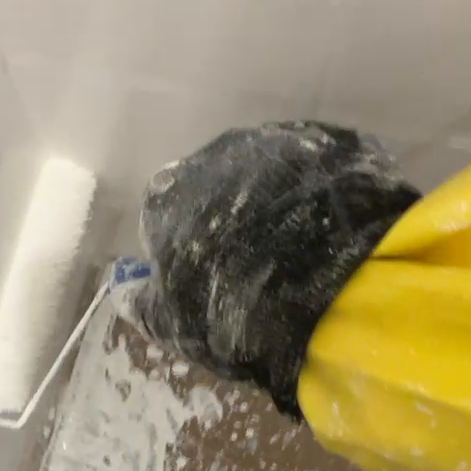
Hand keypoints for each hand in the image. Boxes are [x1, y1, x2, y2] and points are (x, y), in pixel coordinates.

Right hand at [128, 122, 419, 418]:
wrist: (337, 290)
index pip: (159, 212)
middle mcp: (219, 153)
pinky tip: (329, 237)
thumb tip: (128, 294)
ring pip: (267, 175)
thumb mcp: (174, 327)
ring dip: (272, 205)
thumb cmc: (233, 312)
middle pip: (212, 185)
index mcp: (168, 194)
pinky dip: (316, 199)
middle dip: (223, 220)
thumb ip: (144, 306)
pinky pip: (319, 174)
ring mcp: (283, 143)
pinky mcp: (342, 145)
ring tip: (294, 253)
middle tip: (245, 265)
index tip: (194, 275)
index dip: (175, 246)